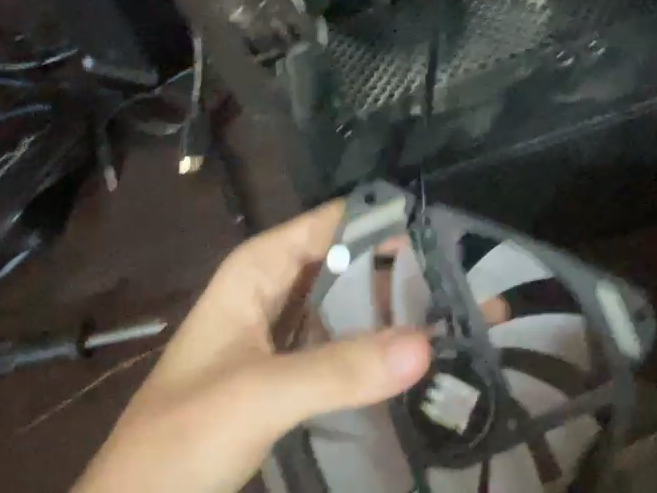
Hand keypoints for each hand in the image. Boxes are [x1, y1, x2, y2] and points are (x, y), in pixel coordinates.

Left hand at [73, 202, 431, 492]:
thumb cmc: (185, 434)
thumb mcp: (263, 393)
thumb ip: (342, 368)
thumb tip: (428, 344)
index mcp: (258, 269)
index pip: (332, 223)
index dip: (386, 222)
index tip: (451, 235)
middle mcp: (272, 289)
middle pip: (346, 264)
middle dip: (402, 272)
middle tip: (472, 288)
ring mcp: (279, 335)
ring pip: (346, 309)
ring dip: (393, 315)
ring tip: (462, 321)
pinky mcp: (286, 377)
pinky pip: (340, 350)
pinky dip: (375, 353)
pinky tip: (419, 365)